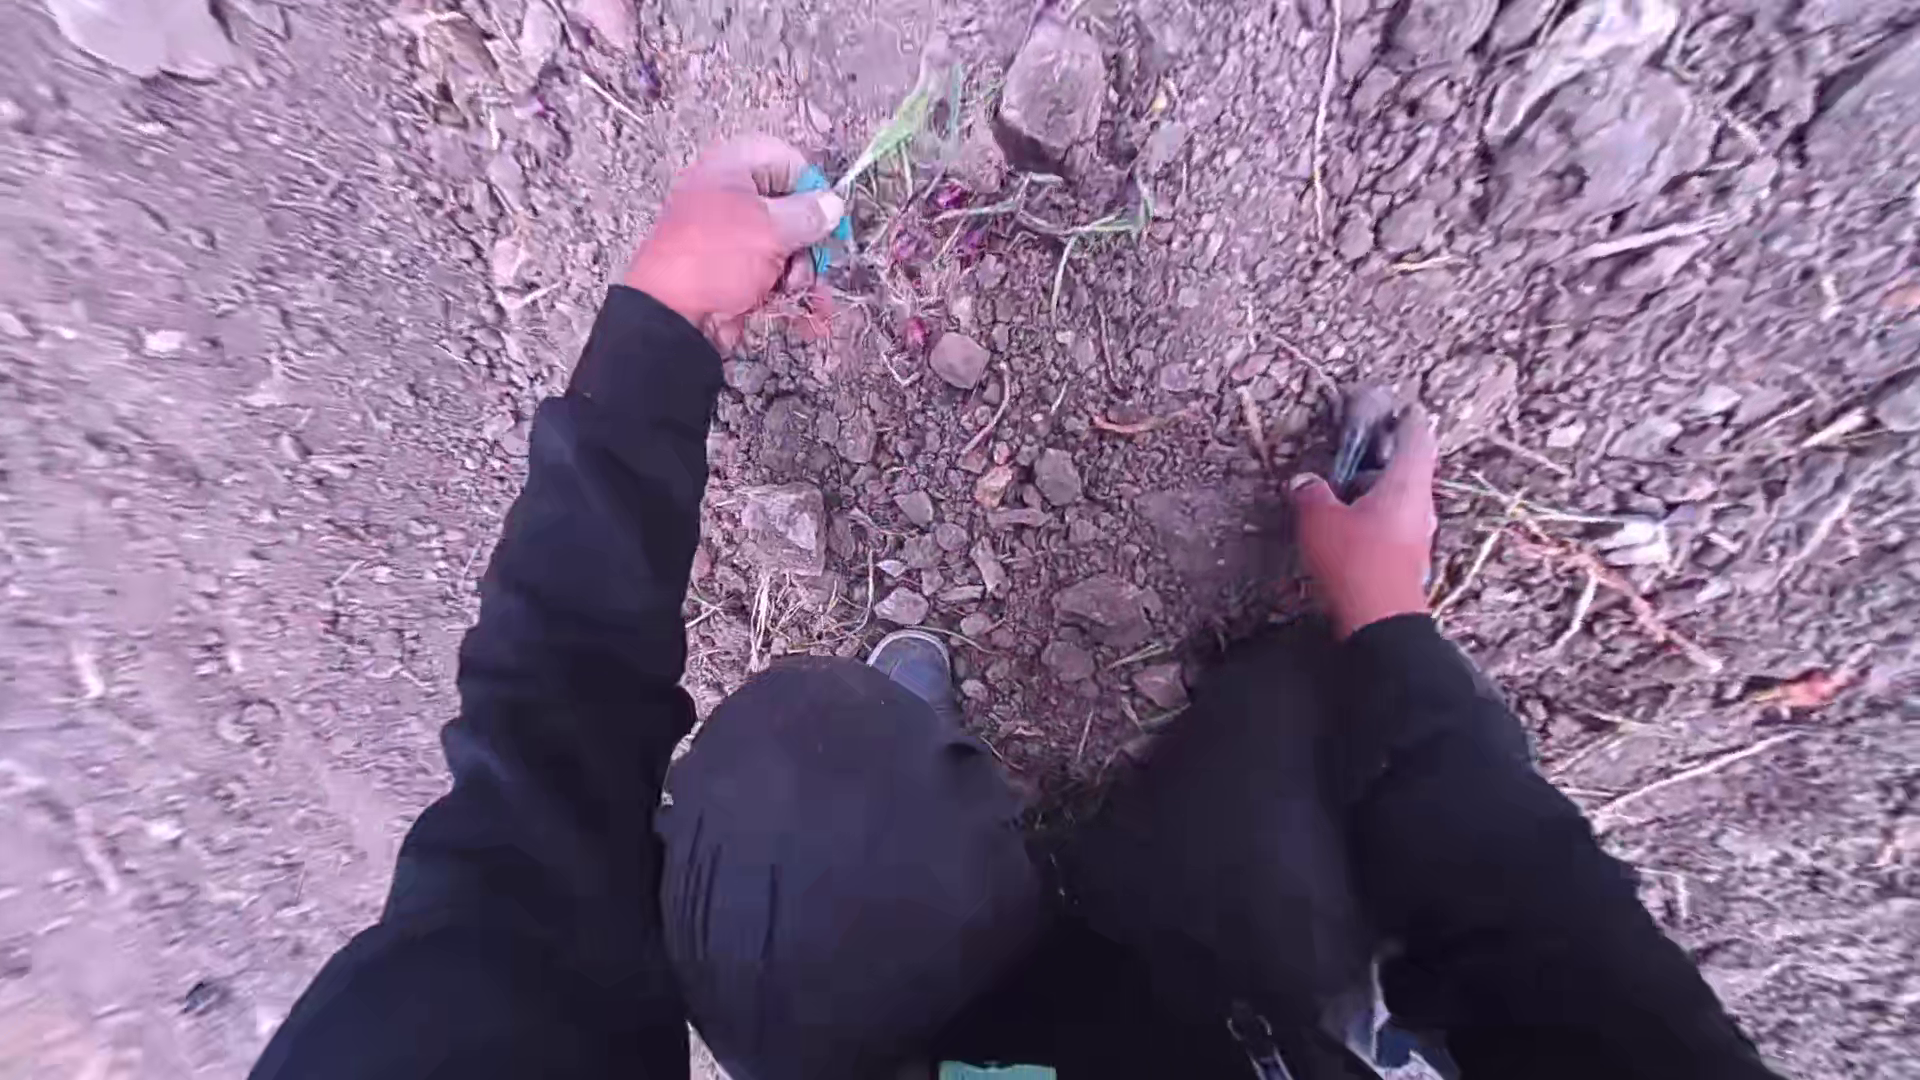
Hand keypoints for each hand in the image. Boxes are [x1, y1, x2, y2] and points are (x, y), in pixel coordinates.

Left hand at [624, 135, 844, 348]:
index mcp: (733, 172)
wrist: (678, 316)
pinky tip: (810, 319)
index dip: (812, 187)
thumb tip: (833, 205)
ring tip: (798, 294)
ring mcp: (737, 244)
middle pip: (793, 214)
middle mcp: (734, 203)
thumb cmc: (714, 260)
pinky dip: (796, 299)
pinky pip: (779, 282)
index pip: (784, 161)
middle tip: (814, 263)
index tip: (829, 216)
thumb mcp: (768, 229)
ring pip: (790, 253)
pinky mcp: (740, 278)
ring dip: (806, 278)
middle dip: (811, 245)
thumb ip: (807, 215)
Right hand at [1289, 404, 1439, 638]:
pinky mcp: (1404, 556)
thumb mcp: (1319, 518)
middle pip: (1408, 471)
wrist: (1377, 617)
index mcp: (1405, 486)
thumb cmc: (1354, 559)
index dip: (1409, 421)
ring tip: (1341, 491)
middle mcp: (1419, 506)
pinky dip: (1370, 516)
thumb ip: (1310, 493)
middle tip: (1359, 452)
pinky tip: (1344, 525)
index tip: (1403, 409)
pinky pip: (1389, 524)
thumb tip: (1303, 481)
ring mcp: (1415, 533)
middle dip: (1382, 460)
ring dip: (1373, 491)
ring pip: (1397, 499)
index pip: (1416, 440)